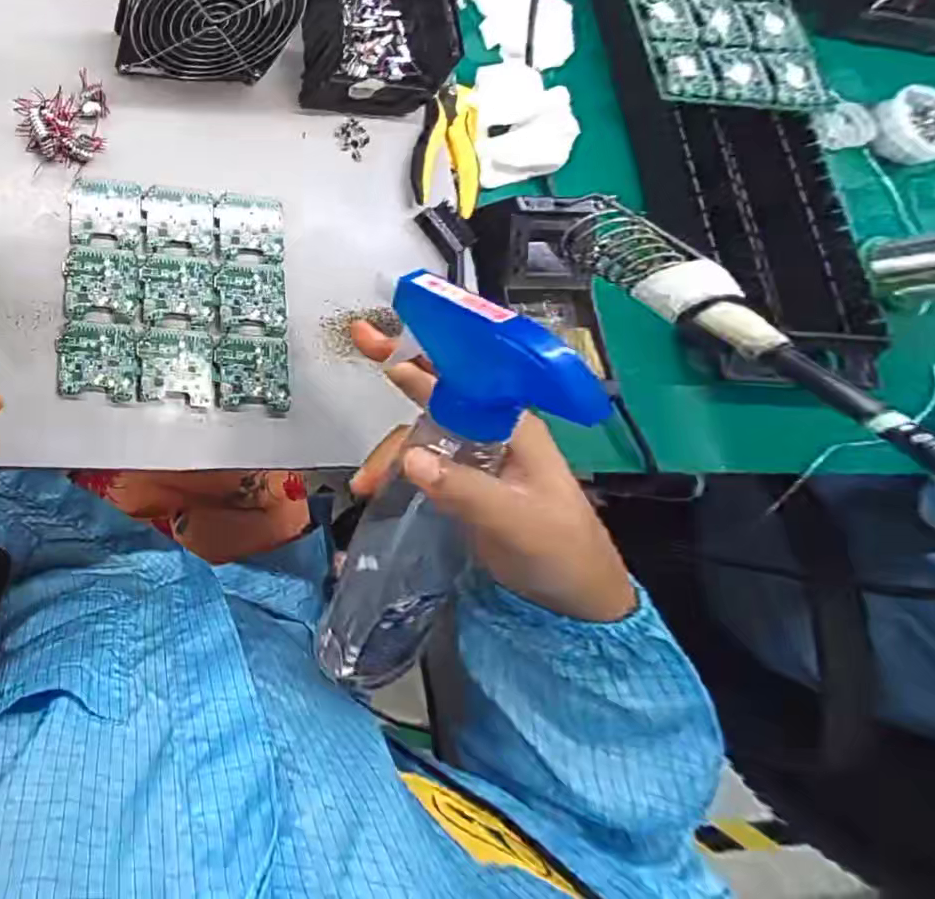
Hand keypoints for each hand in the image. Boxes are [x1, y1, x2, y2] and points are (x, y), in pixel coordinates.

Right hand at [348, 323, 636, 621]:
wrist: (574, 601)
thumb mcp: (516, 522)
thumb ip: (465, 489)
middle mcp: (489, 432)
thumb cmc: (560, 553)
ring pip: (416, 433)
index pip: (467, 377)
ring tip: (365, 485)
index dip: (429, 350)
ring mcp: (470, 455)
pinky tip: (373, 489)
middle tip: (360, 337)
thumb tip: (410, 457)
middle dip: (399, 365)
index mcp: (513, 427)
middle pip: (436, 391)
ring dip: (387, 452)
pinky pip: (414, 461)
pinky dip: (389, 470)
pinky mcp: (456, 479)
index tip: (392, 333)